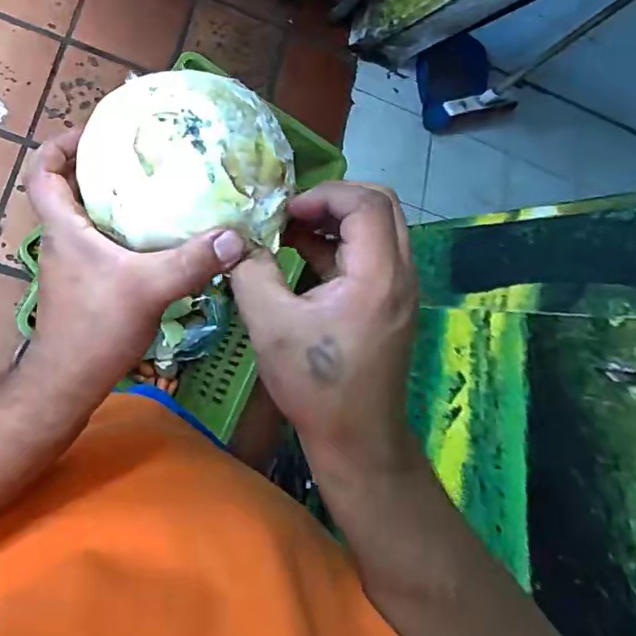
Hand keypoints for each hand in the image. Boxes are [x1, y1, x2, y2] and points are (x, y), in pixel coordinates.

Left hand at [18, 130, 249, 399]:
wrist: (69, 381)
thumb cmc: (95, 327)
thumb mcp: (149, 288)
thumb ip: (192, 261)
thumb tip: (236, 236)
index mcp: (63, 225)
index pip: (42, 171)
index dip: (60, 144)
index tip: (93, 132)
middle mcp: (61, 237)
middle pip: (66, 186)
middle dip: (95, 163)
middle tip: (135, 151)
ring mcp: (71, 260)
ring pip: (84, 213)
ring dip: (109, 195)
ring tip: (151, 182)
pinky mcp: (84, 279)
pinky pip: (99, 237)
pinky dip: (121, 225)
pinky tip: (156, 232)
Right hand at [230, 182, 418, 467]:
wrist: (357, 440)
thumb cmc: (316, 383)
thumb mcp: (270, 323)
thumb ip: (251, 271)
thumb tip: (235, 239)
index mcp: (377, 275)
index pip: (366, 203)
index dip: (323, 195)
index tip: (285, 212)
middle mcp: (399, 274)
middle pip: (381, 205)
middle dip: (333, 199)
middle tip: (292, 211)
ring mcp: (398, 288)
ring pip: (377, 227)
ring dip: (335, 220)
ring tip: (290, 229)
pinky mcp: (389, 302)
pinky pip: (370, 253)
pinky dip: (338, 243)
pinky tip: (301, 253)